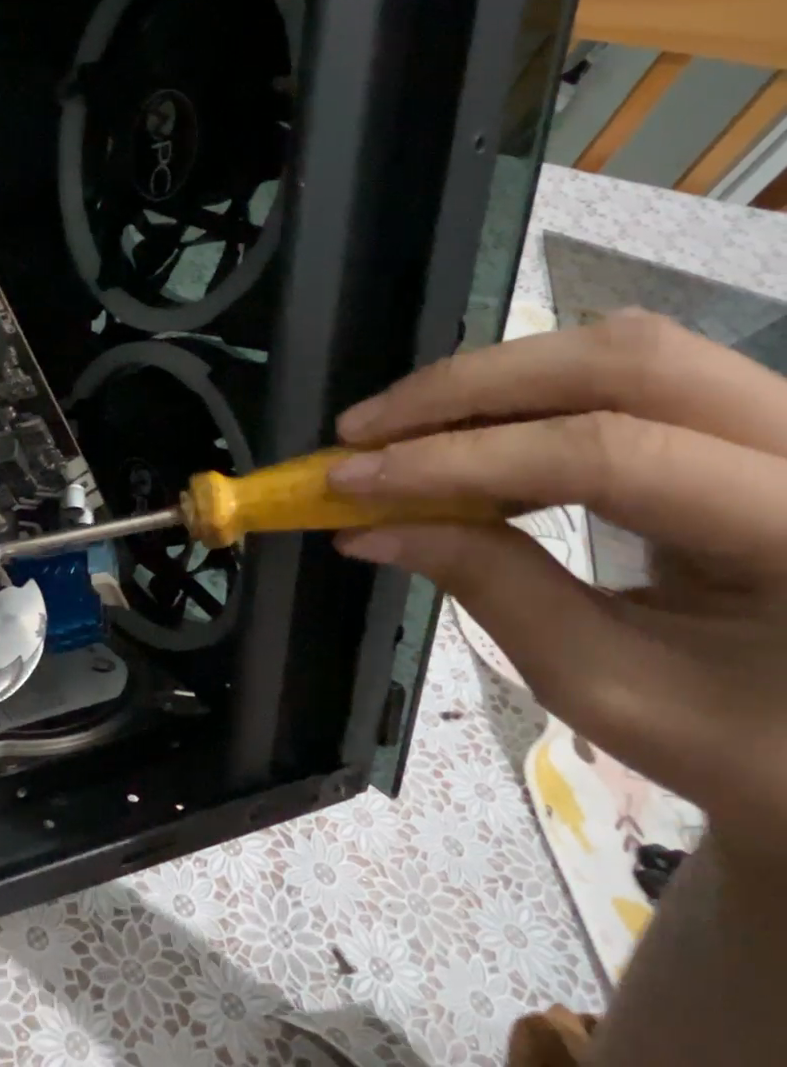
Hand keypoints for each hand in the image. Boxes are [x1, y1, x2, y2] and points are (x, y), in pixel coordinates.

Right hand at [328, 310, 786, 881]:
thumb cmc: (733, 742)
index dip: (461, 459)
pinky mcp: (755, 426)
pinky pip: (629, 381)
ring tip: (393, 432)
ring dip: (488, 385)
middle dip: (467, 389)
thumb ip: (490, 587)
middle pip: (627, 361)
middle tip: (360, 430)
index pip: (611, 453)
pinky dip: (522, 403)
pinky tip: (461, 446)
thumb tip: (365, 530)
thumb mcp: (602, 682)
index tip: (348, 480)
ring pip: (626, 352)